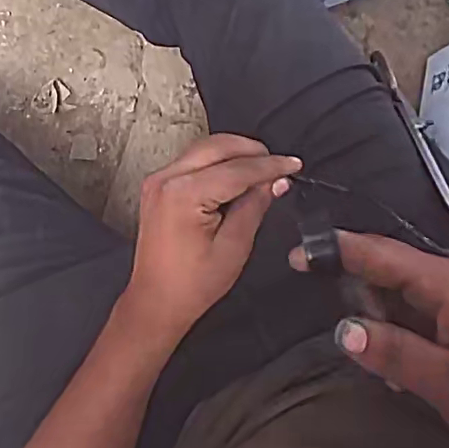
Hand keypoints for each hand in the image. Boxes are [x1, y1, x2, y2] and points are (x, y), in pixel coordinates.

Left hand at [125, 134, 300, 337]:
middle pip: (218, 146)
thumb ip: (255, 205)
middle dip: (253, 150)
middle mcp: (167, 180)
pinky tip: (237, 174)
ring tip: (263, 168)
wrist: (156, 301)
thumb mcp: (234, 246)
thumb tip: (275, 181)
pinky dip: (218, 161)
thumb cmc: (191, 284)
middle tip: (279, 163)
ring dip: (235, 152)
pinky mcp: (158, 186)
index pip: (237, 169)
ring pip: (205, 148)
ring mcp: (158, 181)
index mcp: (184, 194)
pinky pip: (193, 160)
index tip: (292, 165)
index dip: (270, 165)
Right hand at [292, 231, 448, 447]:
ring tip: (375, 357)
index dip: (338, 249)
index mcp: (446, 284)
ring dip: (369, 317)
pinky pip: (398, 314)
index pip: (381, 253)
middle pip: (379, 266)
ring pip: (386, 292)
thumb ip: (397, 352)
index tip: (297, 254)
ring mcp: (444, 303)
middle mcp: (443, 284)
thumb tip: (343, 328)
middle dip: (351, 287)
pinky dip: (383, 331)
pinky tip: (388, 364)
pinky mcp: (443, 325)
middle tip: (341, 328)